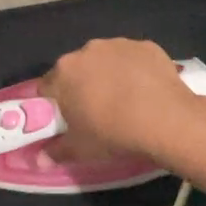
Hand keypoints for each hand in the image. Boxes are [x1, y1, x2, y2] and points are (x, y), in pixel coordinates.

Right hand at [40, 39, 205, 199]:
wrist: (166, 120)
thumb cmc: (112, 133)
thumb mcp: (80, 149)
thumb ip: (55, 152)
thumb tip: (38, 161)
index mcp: (63, 73)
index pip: (47, 87)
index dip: (54, 103)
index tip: (66, 118)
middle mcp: (86, 50)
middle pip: (75, 69)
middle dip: (80, 85)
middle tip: (95, 110)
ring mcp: (118, 44)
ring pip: (104, 60)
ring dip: (107, 74)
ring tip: (124, 99)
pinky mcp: (146, 46)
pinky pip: (132, 58)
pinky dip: (134, 70)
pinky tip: (144, 90)